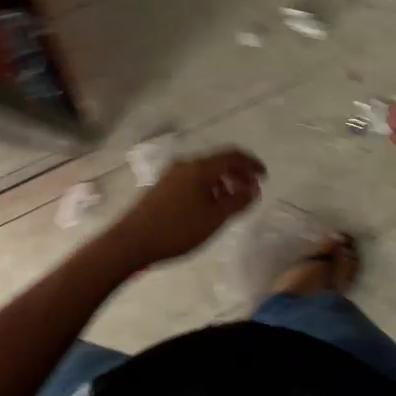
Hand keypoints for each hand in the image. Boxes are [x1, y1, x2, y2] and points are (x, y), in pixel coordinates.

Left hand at [98, 148, 265, 270]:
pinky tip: (208, 207)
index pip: (232, 155)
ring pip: (205, 171)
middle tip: (251, 191)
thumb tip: (254, 188)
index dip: (251, 164)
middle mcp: (186, 164)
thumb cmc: (177, 229)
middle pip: (218, 162)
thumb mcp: (215, 218)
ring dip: (223, 182)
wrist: (131, 240)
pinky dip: (208, 187)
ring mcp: (171, 174)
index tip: (264, 176)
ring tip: (232, 202)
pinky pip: (193, 179)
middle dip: (238, 173)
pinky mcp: (162, 186)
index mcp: (200, 167)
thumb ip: (238, 201)